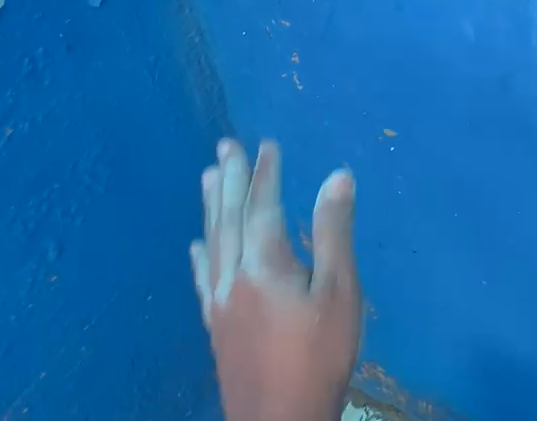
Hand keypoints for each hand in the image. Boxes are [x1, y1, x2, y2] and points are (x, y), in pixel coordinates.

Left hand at [190, 138, 361, 420]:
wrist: (280, 419)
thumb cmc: (320, 350)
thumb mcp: (340, 288)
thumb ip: (334, 231)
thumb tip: (336, 176)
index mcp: (264, 267)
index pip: (261, 208)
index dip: (264, 174)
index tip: (267, 143)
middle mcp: (233, 279)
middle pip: (227, 221)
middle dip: (228, 181)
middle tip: (225, 146)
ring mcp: (220, 304)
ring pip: (211, 244)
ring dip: (210, 208)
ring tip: (206, 178)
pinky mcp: (218, 325)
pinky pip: (203, 278)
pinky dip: (200, 253)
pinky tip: (196, 246)